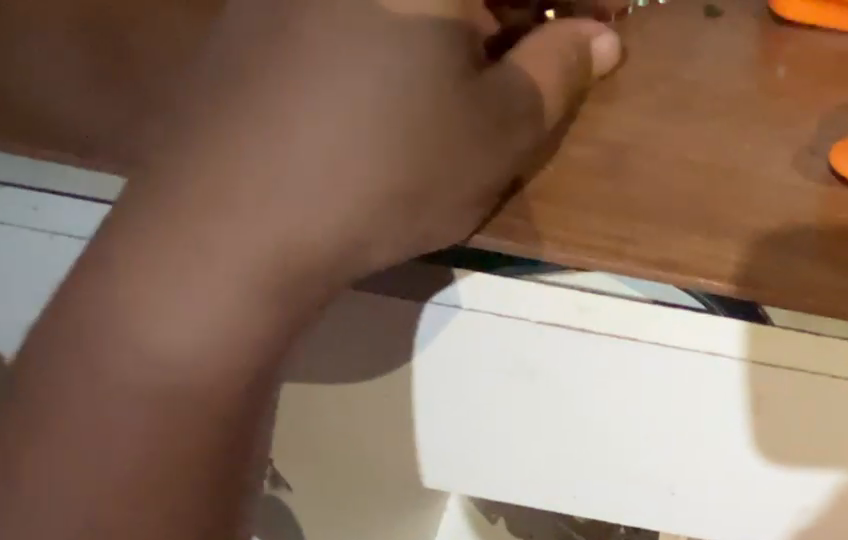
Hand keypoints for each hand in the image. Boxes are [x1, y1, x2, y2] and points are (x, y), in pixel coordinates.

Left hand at [113, 0, 621, 303]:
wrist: (240, 212)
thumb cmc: (392, 167)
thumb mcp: (499, 131)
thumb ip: (558, 73)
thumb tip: (597, 39)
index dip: (580, 3)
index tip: (607, 35)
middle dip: (524, 10)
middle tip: (556, 55)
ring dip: (471, 20)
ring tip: (492, 74)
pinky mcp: (268, 0)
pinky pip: (368, 5)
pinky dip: (412, 26)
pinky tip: (419, 78)